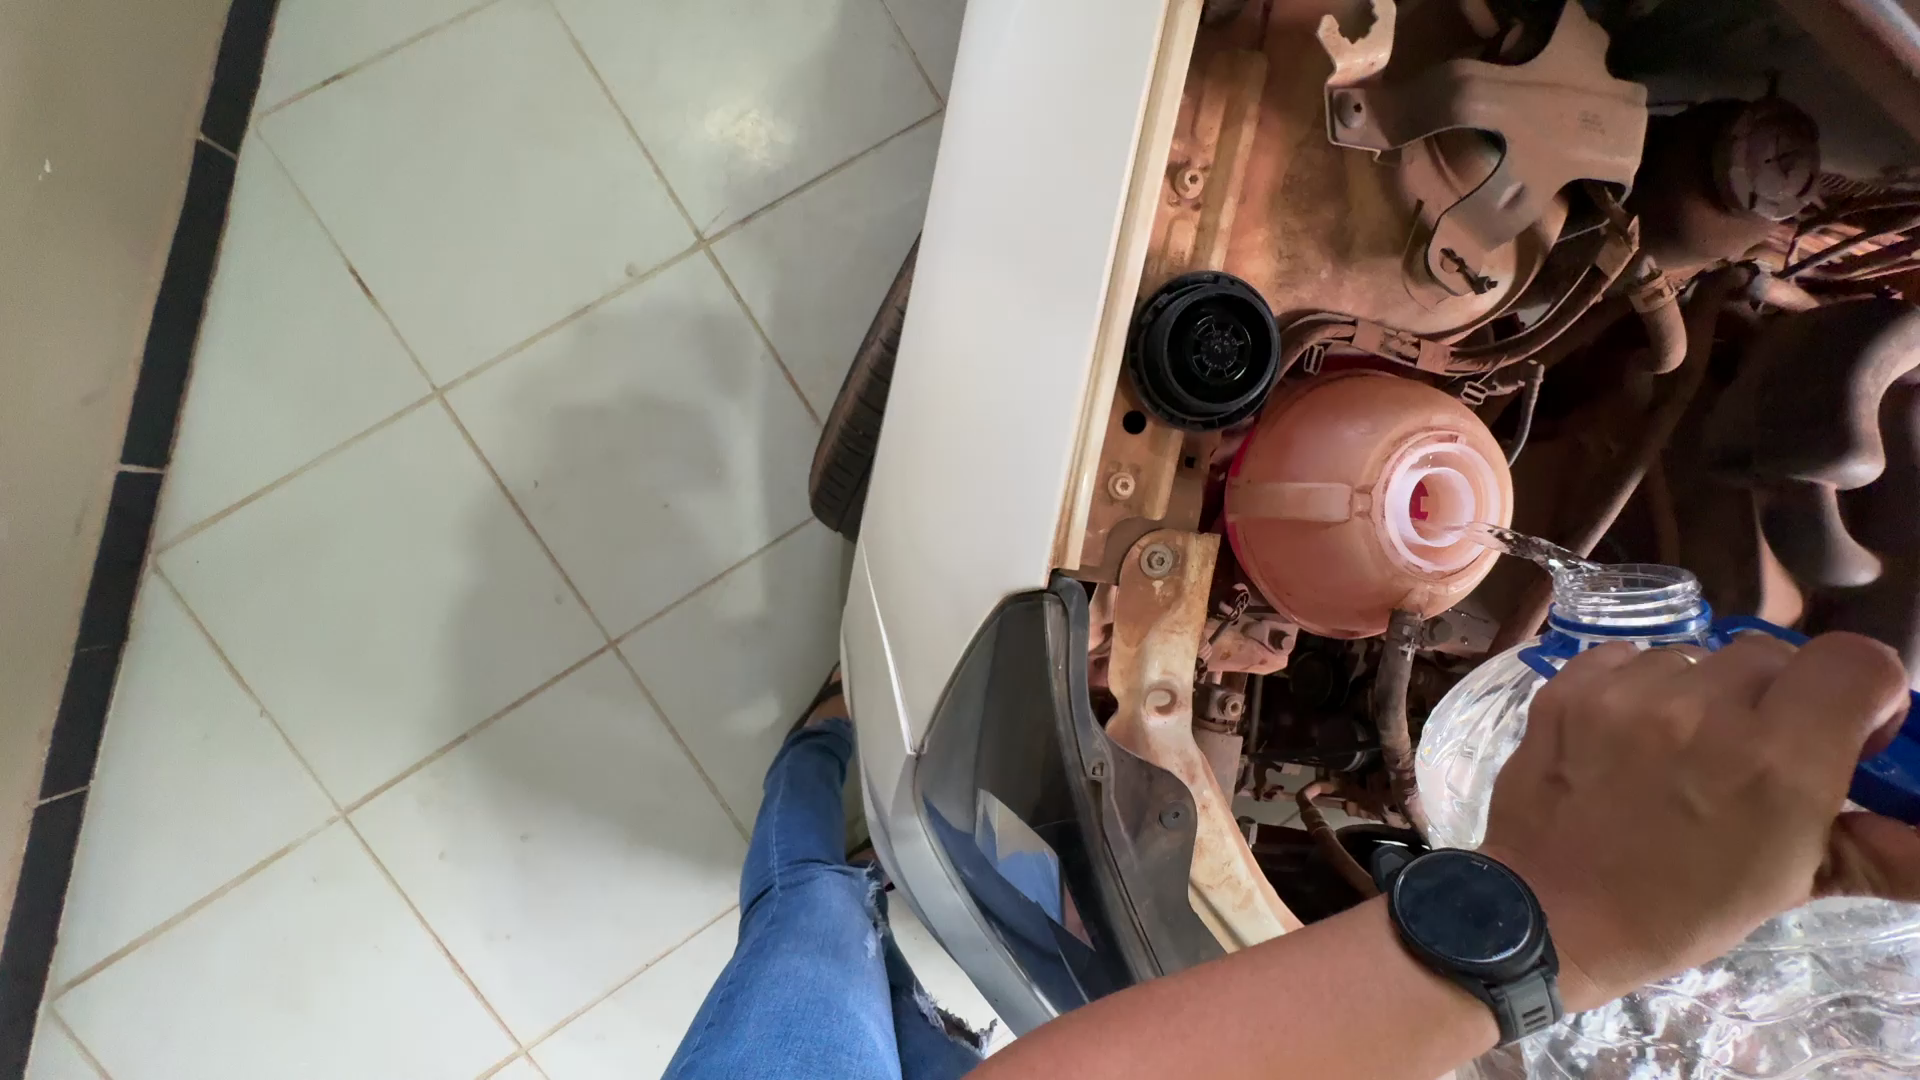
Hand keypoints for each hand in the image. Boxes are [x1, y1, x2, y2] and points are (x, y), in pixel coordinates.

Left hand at [1477, 632, 1913, 1012]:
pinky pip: (1618, 656)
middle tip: (1754, 741)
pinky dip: (1633, 680)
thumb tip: (1919, 826)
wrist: (1554, 901)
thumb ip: (1884, 846)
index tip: (1842, 725)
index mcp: (1777, 758)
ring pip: (1688, 655)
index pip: (1851, 661)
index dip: (1860, 689)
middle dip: (1775, 692)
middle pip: (1765, 654)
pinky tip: (1628, 724)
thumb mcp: (1798, 877)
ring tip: (1681, 741)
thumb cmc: (1682, 902)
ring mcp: (1619, 696)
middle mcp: (1697, 711)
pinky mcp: (1561, 691)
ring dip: (1698, 688)